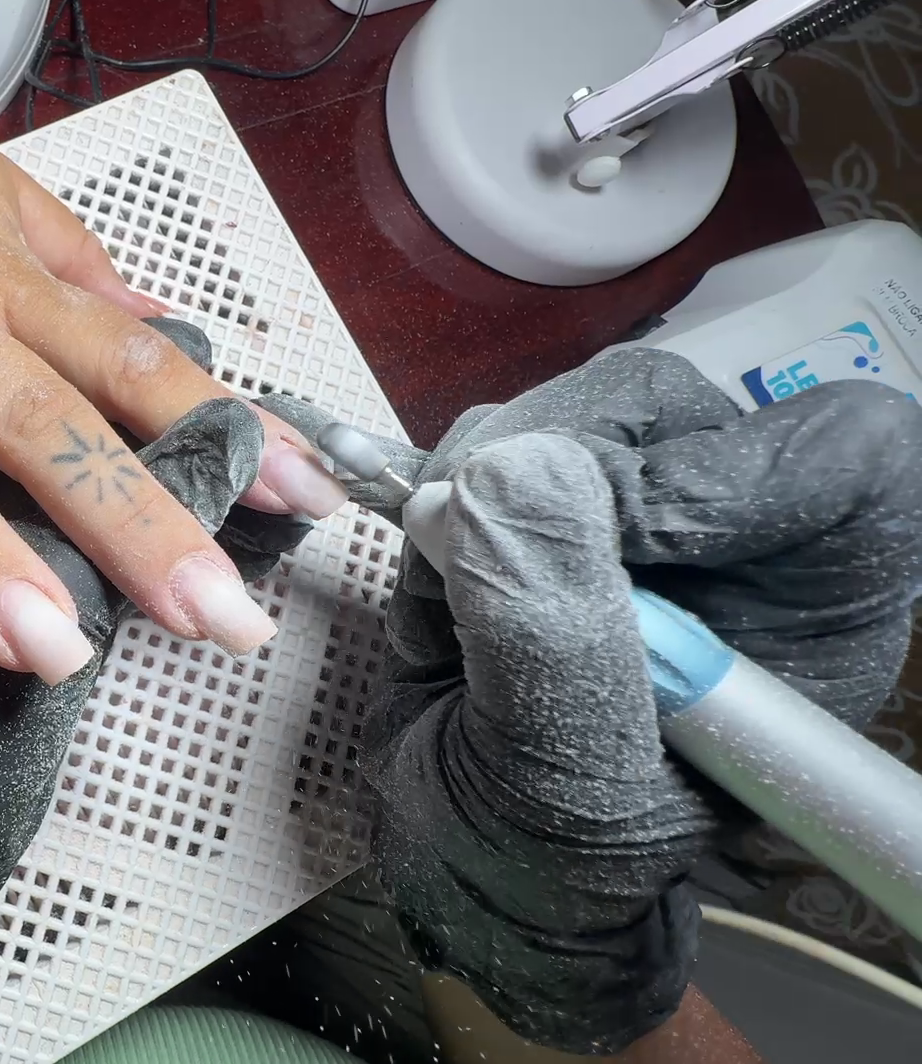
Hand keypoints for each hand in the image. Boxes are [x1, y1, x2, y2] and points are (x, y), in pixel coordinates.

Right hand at [266, 349, 921, 1052]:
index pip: (823, 462)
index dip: (693, 477)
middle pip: (667, 404)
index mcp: (802, 610)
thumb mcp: (557, 771)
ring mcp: (604, 514)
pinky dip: (425, 493)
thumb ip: (550, 634)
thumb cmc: (532, 844)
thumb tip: (504, 473)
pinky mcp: (514, 508)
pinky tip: (424, 568)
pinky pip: (471, 447)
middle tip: (463, 538)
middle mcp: (717, 542)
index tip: (573, 542)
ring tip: (440, 580)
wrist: (449, 841)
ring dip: (470, 481)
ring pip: (556, 411)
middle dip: (550, 456)